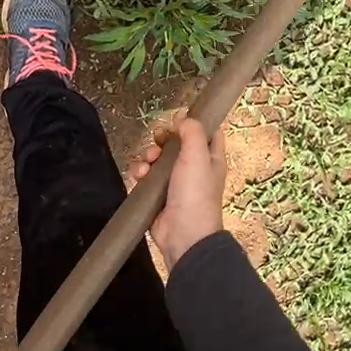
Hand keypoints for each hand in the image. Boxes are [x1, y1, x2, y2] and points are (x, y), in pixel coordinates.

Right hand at [131, 110, 225, 268]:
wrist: (183, 235)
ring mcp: (175, 183)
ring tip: (147, 162)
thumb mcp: (197, 155)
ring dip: (149, 155)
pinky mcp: (157, 195)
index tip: (179, 116)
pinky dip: (141, 173)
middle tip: (158, 137)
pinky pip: (146, 176)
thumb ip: (192, 131)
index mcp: (211, 159)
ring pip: (158, 158)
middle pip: (177, 143)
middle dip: (164, 138)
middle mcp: (194, 169)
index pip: (208, 133)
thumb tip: (183, 115)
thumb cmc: (195, 192)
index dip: (195, 122)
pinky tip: (139, 176)